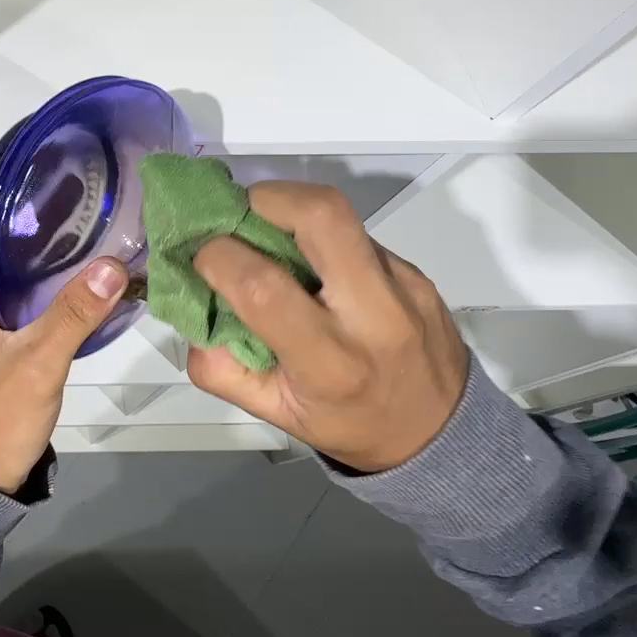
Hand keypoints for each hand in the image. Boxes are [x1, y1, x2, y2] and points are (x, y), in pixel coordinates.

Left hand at [0, 162, 128, 493]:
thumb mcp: (37, 364)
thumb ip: (73, 316)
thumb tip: (113, 265)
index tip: (11, 152)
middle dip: (5, 194)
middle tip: (52, 169)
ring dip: (18, 222)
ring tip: (65, 196)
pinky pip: (10, 273)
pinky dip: (32, 253)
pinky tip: (69, 247)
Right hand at [186, 182, 469, 472]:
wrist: (446, 438)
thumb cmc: (349, 424)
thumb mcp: (276, 414)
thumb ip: (222, 369)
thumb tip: (191, 310)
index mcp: (331, 362)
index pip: (263, 288)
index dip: (218, 258)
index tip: (201, 256)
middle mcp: (375, 316)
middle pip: (322, 217)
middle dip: (266, 199)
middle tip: (237, 212)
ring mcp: (403, 286)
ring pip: (340, 214)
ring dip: (290, 209)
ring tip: (265, 230)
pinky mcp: (415, 271)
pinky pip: (354, 235)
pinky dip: (318, 237)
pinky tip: (309, 264)